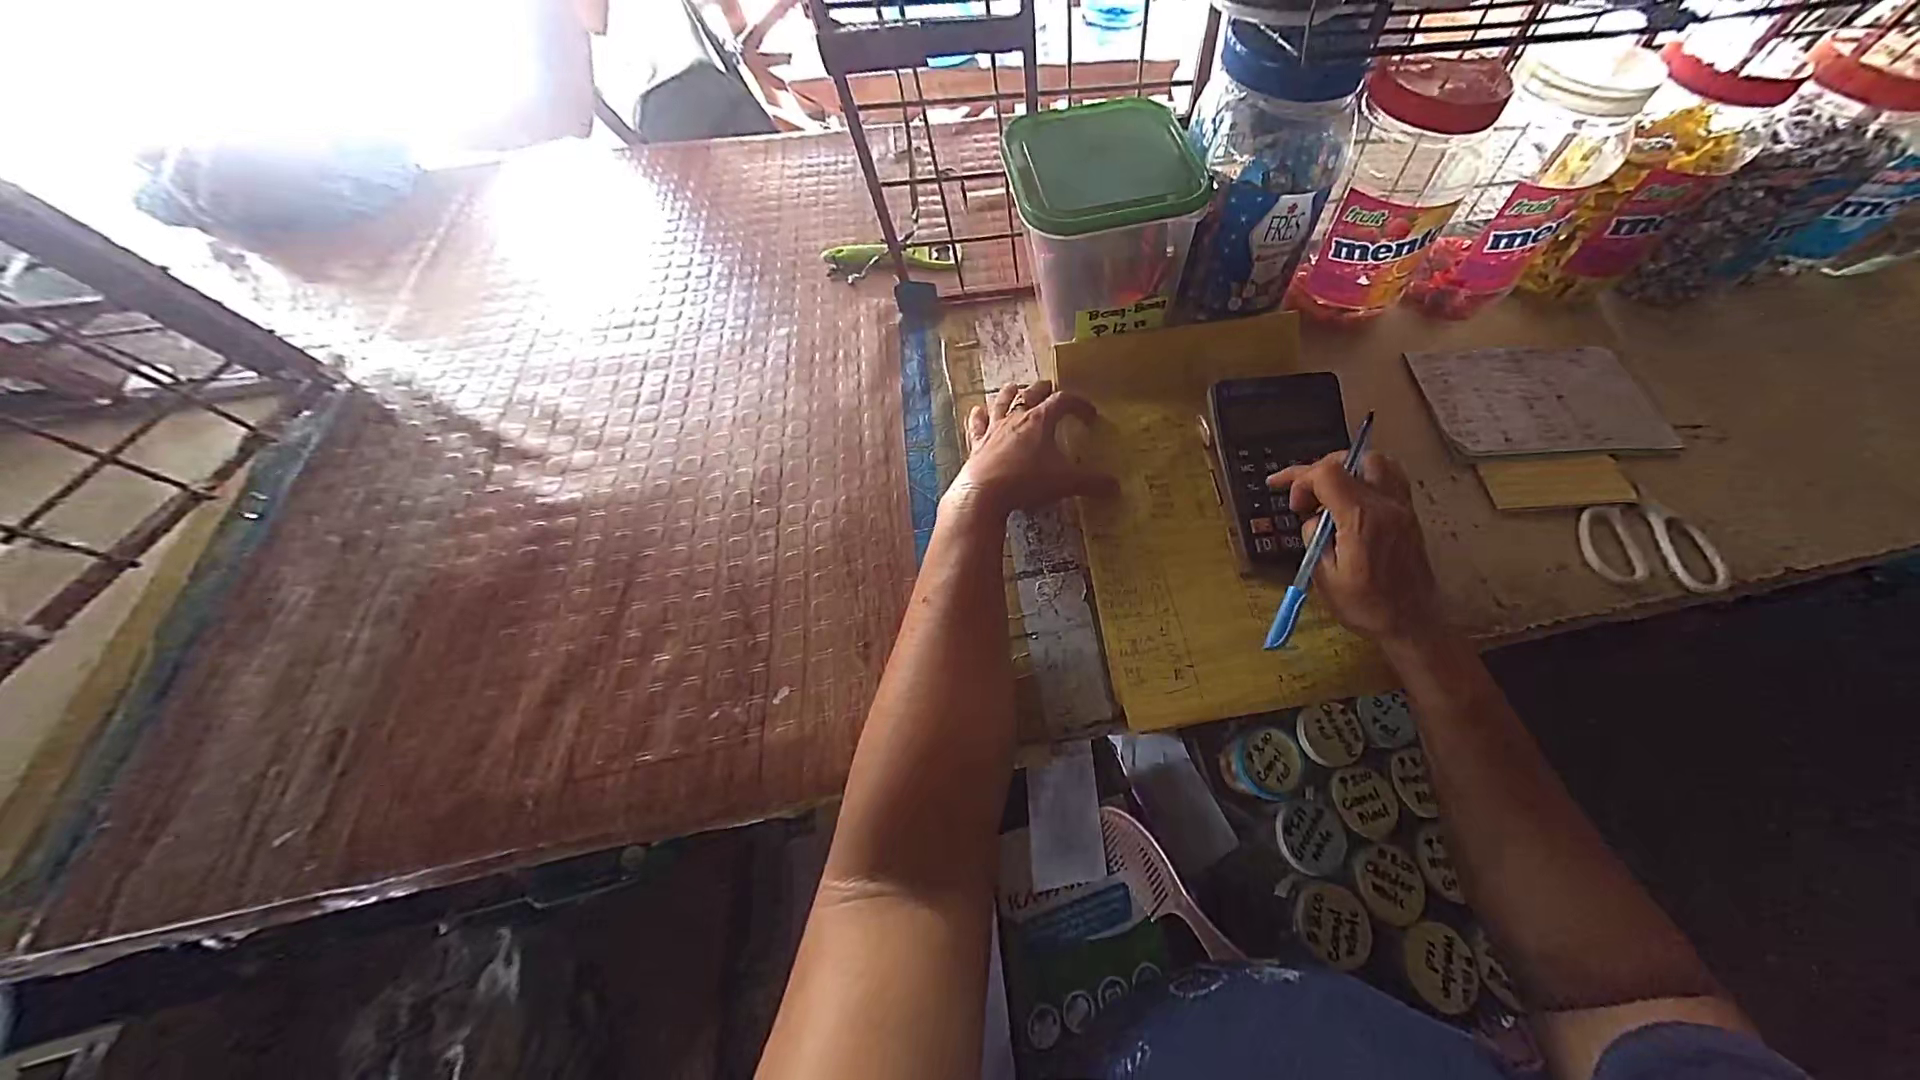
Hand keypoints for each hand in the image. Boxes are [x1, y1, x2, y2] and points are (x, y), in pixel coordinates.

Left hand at [945, 381, 1117, 521]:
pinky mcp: (977, 444)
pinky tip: (976, 410)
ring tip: (1015, 387)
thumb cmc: (1027, 482)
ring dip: (1010, 393)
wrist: (984, 494)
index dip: (1079, 404)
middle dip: (1044, 390)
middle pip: (1031, 394)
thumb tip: (1115, 486)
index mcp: (1040, 420)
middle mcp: (1016, 418)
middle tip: (1051, 388)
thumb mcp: (1065, 483)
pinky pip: (976, 424)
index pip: (1063, 401)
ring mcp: (993, 429)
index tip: (1089, 414)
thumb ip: (1091, 483)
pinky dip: (978, 416)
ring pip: (1002, 402)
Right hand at [1268, 451, 1443, 643]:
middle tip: (1305, 497)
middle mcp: (1386, 506)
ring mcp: (1402, 508)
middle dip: (1320, 470)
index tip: (1294, 504)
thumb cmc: (1366, 606)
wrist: (1412, 623)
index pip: (1327, 473)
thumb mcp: (1325, 576)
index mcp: (1362, 520)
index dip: (1300, 480)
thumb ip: (1314, 538)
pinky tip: (1351, 498)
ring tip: (1328, 491)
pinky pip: (1390, 477)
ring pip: (1375, 462)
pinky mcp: (1408, 515)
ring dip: (1347, 469)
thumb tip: (1314, 519)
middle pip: (1351, 460)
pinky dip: (1366, 478)